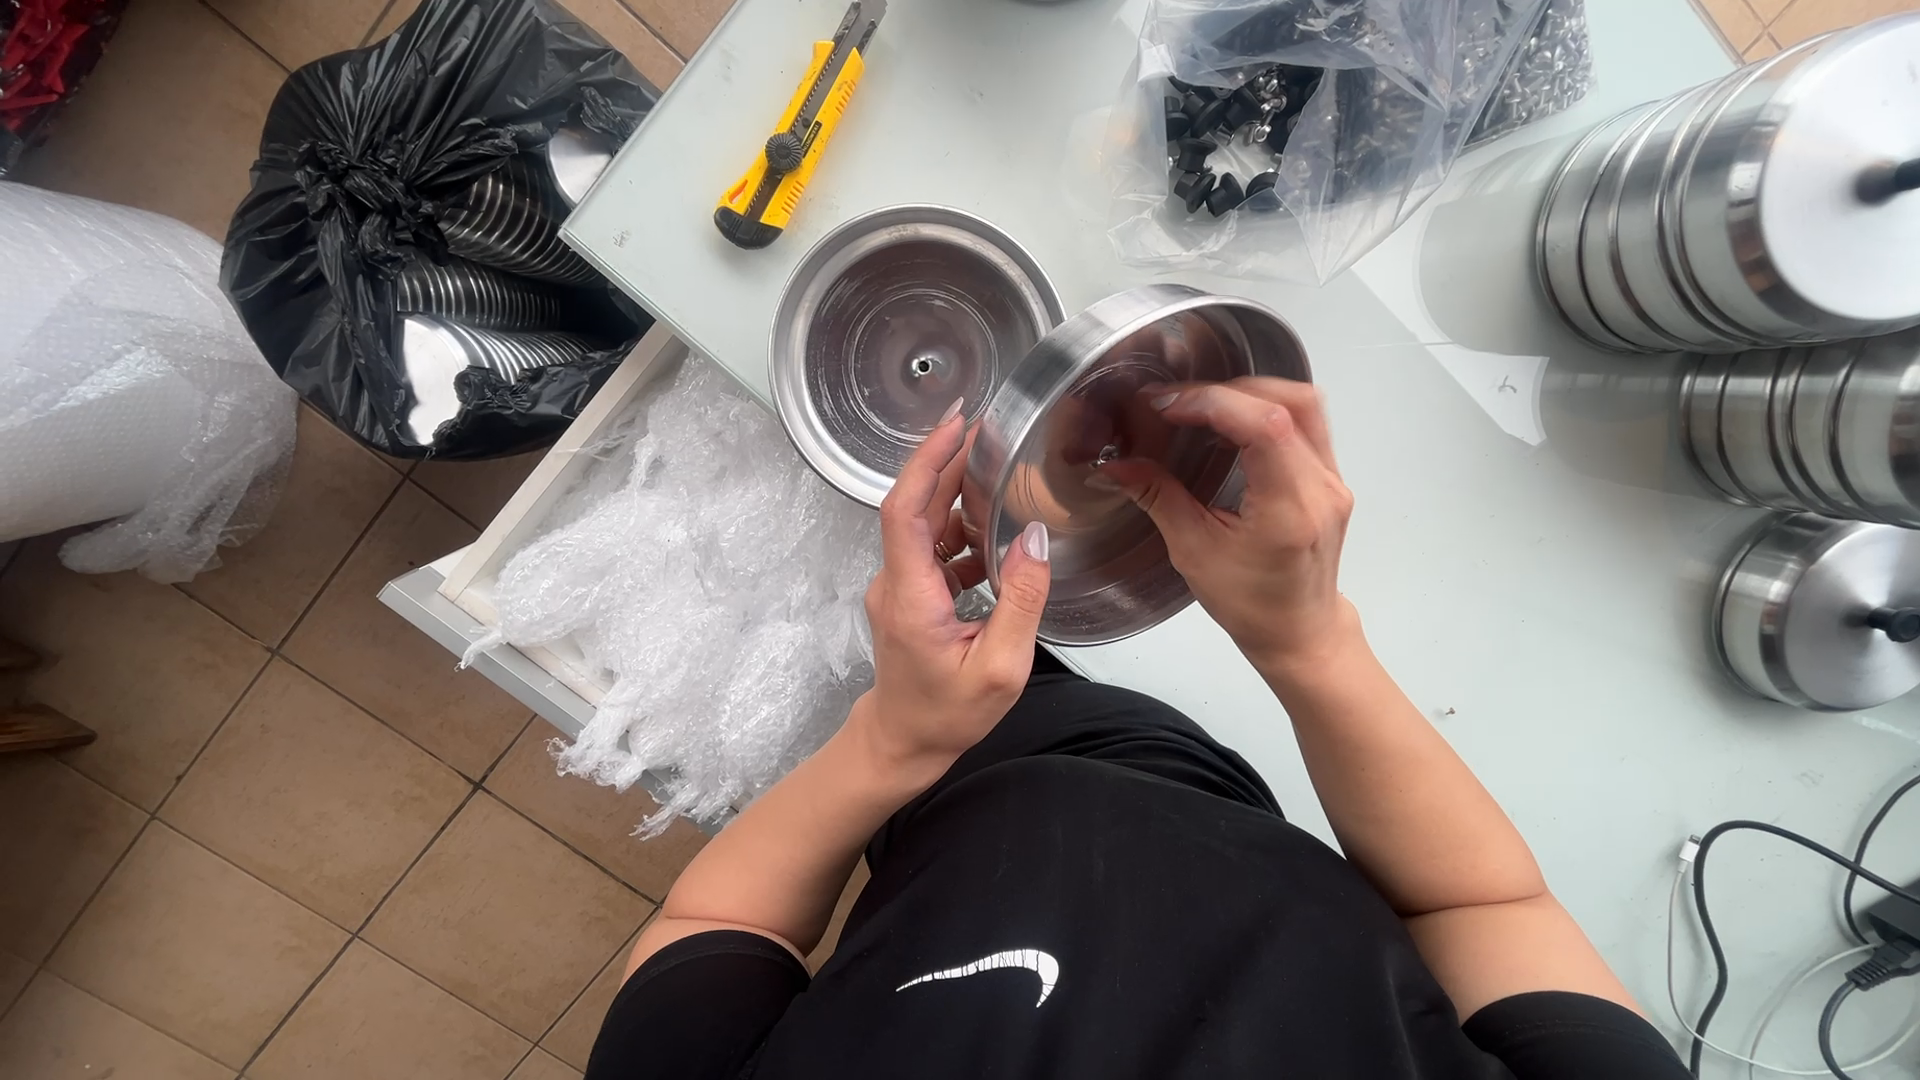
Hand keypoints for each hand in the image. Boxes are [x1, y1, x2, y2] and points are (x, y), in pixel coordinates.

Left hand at [853, 400, 1052, 778]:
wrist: (903, 741)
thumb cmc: (946, 715)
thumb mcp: (1000, 667)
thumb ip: (1020, 601)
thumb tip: (1035, 540)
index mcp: (910, 596)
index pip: (904, 510)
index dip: (927, 463)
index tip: (955, 428)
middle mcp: (895, 582)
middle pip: (914, 506)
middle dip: (948, 464)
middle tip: (987, 431)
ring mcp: (898, 586)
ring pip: (923, 524)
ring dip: (956, 495)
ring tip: (997, 471)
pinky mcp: (909, 594)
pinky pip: (932, 548)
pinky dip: (960, 529)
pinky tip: (993, 530)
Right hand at [1098, 377, 1356, 678]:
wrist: (1298, 631)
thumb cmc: (1250, 604)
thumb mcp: (1192, 551)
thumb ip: (1158, 498)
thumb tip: (1117, 465)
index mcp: (1289, 509)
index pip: (1265, 425)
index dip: (1212, 403)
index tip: (1166, 406)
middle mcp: (1322, 487)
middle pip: (1291, 401)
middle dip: (1228, 391)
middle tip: (1179, 402)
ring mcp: (1332, 479)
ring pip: (1304, 404)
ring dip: (1250, 394)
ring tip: (1202, 406)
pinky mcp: (1329, 478)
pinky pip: (1304, 423)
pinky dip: (1264, 410)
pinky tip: (1228, 425)